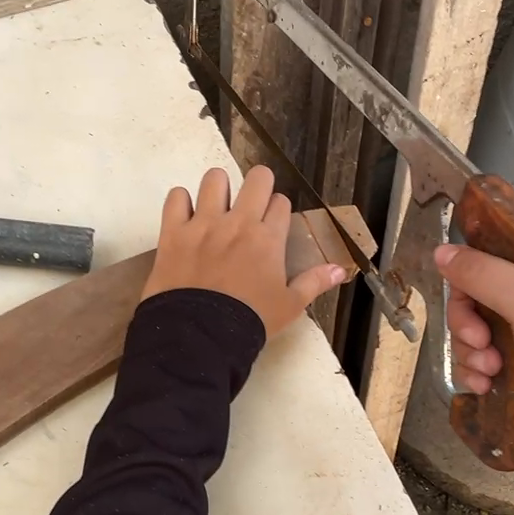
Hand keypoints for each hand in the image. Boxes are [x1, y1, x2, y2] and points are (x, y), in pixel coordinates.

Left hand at [142, 166, 344, 336]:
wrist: (201, 335)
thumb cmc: (250, 321)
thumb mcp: (289, 306)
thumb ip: (313, 283)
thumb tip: (340, 270)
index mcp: (268, 238)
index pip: (281, 203)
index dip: (278, 211)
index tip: (272, 225)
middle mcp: (238, 223)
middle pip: (256, 179)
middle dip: (258, 186)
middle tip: (250, 205)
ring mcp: (203, 224)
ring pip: (214, 179)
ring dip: (218, 189)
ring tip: (216, 207)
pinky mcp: (173, 232)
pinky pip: (176, 197)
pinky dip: (181, 202)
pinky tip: (186, 216)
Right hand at [436, 242, 513, 462]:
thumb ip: (484, 273)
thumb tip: (440, 252)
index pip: (499, 246)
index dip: (474, 267)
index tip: (464, 290)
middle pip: (478, 289)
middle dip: (467, 318)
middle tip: (477, 339)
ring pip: (474, 324)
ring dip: (471, 349)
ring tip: (488, 370)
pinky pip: (479, 354)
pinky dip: (476, 369)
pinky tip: (485, 384)